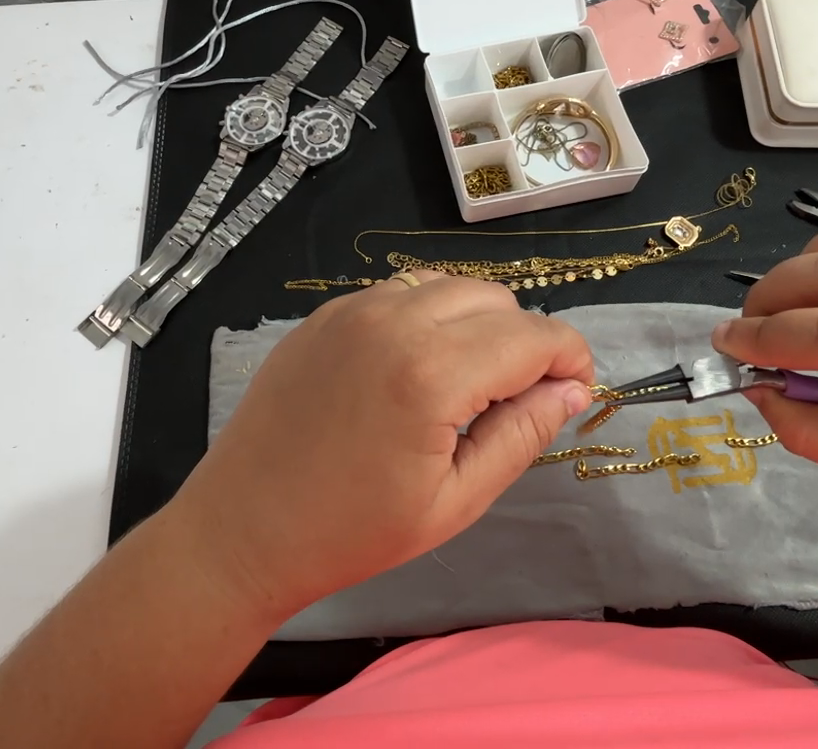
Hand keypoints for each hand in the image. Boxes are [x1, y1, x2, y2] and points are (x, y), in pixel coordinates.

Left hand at [164, 271, 594, 619]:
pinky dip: (426, 315)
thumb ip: (520, 435)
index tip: (574, 390)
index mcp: (431, 372)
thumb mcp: (454, 501)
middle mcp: (393, 320)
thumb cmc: (351, 532)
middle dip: (523, 338)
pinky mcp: (324, 313)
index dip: (569, 358)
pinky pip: (398, 292)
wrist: (243, 527)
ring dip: (475, 321)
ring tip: (464, 379)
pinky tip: (412, 364)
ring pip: (447, 285)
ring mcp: (351, 309)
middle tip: (514, 396)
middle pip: (495, 298)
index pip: (533, 335)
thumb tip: (571, 390)